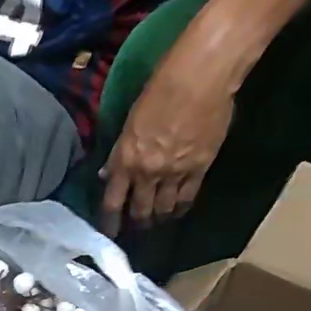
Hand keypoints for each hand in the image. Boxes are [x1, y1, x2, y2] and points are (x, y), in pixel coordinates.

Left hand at [97, 53, 235, 235]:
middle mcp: (147, 173)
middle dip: (137, 222)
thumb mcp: (131, 120)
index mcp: (126, 160)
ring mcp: (174, 173)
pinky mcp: (200, 169)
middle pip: (139, 210)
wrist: (202, 75)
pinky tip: (178, 211)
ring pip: (163, 209)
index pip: (112, 202)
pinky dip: (180, 208)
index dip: (109, 222)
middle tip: (137, 226)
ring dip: (158, 218)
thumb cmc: (162, 86)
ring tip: (157, 221)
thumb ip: (119, 151)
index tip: (109, 234)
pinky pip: (187, 198)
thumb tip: (108, 174)